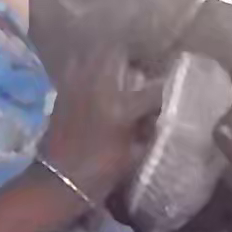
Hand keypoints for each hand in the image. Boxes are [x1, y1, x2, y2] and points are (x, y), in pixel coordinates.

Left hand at [38, 47, 161, 204]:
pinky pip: (74, 65)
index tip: (173, 83)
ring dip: (105, 54)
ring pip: (92, 52)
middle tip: (140, 64)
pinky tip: (93, 73)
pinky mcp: (61, 89)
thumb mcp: (133, 155)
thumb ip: (147, 131)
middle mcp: (98, 88)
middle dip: (131, 55)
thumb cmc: (100, 172)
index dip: (166, 86)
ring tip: (115, 63)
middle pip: (116, 52)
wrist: (58, 179)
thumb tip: (158, 117)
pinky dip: (85, 63)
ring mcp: (76, 85)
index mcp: (121, 108)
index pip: (153, 89)